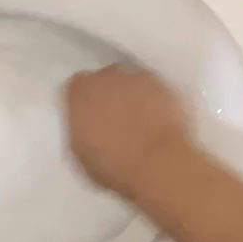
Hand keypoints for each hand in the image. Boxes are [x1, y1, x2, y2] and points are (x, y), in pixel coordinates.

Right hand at [63, 64, 195, 196]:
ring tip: (139, 121)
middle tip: (114, 120)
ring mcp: (139, 78)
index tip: (88, 119)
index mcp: (80, 92)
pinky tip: (158, 121)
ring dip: (132, 96)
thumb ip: (79, 127)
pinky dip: (155, 101)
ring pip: (132, 82)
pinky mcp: (166, 86)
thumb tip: (85, 123)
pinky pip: (155, 90)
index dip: (83, 102)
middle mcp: (108, 76)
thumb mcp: (79, 151)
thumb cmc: (112, 164)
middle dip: (108, 95)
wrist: (158, 164)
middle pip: (105, 79)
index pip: (76, 87)